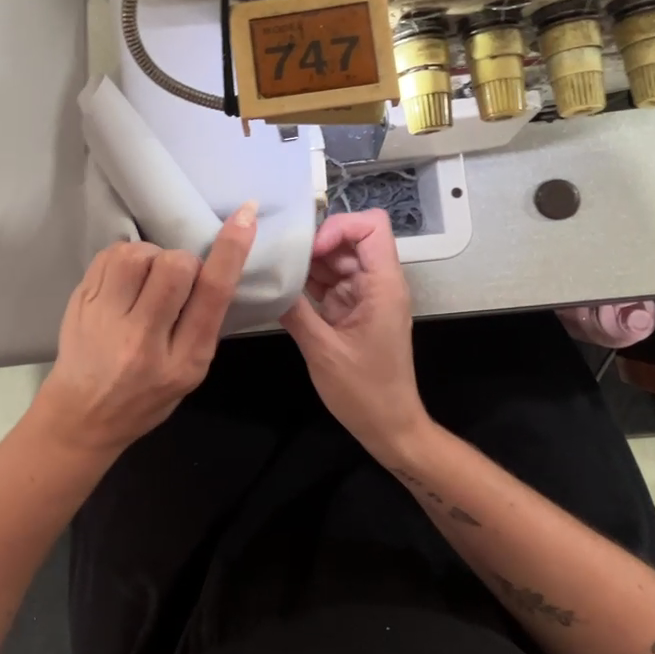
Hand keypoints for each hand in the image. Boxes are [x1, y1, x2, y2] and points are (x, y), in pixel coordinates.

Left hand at [33, 204, 257, 453]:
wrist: (83, 416)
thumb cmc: (145, 398)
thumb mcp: (189, 373)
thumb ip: (202, 325)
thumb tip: (213, 269)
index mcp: (184, 360)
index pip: (213, 293)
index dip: (232, 249)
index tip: (245, 216)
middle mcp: (144, 339)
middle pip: (176, 266)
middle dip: (183, 261)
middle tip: (175, 281)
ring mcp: (107, 320)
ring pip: (137, 254)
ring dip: (151, 256)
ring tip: (147, 276)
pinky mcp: (81, 302)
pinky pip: (109, 255)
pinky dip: (124, 256)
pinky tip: (125, 278)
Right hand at [280, 210, 428, 460]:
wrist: (389, 427)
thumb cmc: (364, 391)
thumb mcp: (323, 350)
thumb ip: (294, 310)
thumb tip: (265, 280)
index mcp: (383, 285)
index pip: (371, 226)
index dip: (339, 227)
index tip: (310, 250)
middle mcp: (378, 284)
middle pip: (349, 239)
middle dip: (315, 244)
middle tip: (280, 259)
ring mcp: (365, 296)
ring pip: (336, 260)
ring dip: (308, 263)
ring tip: (274, 270)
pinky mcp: (352, 310)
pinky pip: (330, 283)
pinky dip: (307, 282)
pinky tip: (281, 287)